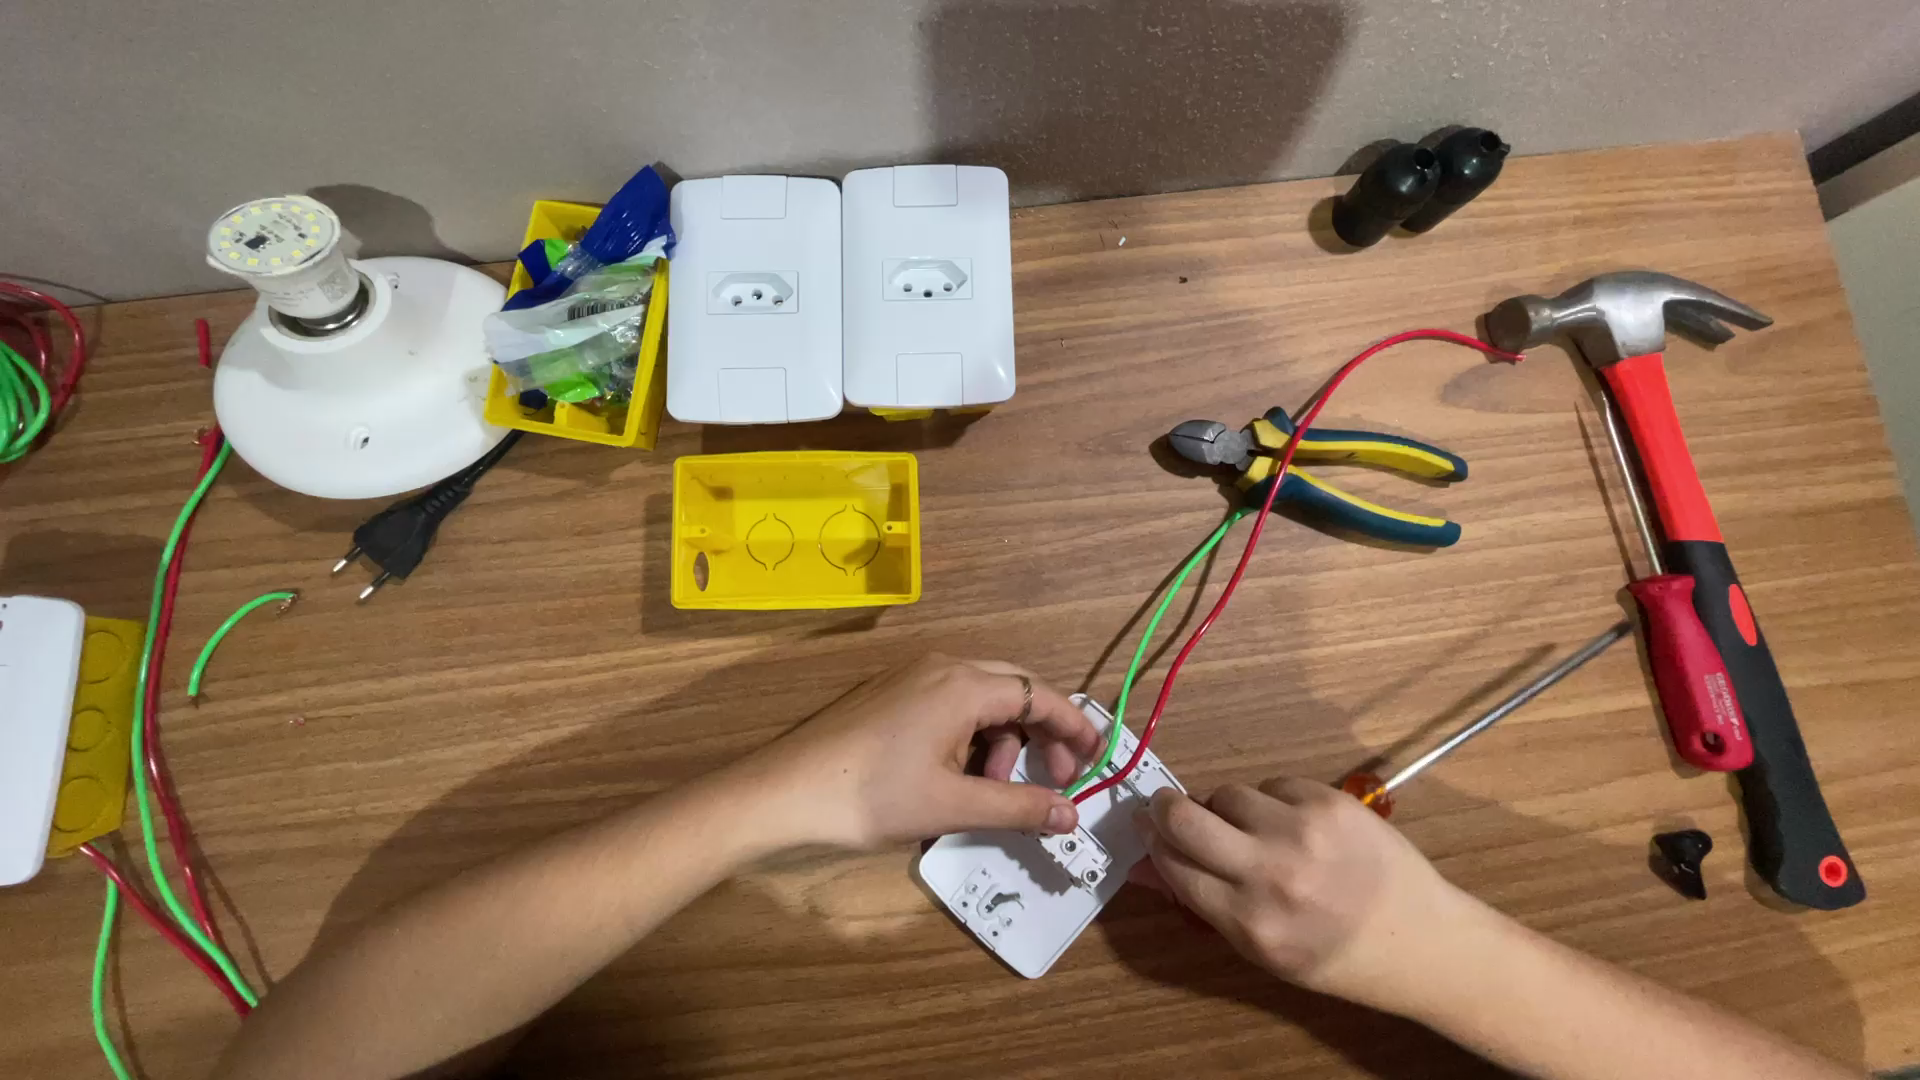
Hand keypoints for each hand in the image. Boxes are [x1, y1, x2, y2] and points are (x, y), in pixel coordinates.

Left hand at [732, 655, 1100, 850]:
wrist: (784, 790)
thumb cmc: (873, 796)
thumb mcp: (953, 805)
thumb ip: (1019, 805)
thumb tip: (1072, 813)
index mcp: (964, 684)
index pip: (1039, 694)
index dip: (1074, 725)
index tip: (1099, 758)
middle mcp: (943, 665)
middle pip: (1014, 688)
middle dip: (1040, 733)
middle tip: (1053, 781)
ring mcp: (914, 675)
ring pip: (982, 697)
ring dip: (1002, 738)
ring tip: (988, 786)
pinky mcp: (893, 690)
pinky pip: (951, 701)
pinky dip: (971, 733)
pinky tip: (955, 772)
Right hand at [1132, 776, 1469, 1015]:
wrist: (1427, 944)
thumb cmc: (1335, 956)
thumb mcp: (1261, 948)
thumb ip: (1197, 902)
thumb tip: (1140, 864)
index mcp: (1250, 923)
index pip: (1171, 863)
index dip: (1154, 842)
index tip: (1149, 830)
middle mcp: (1270, 874)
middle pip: (1181, 816)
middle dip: (1165, 808)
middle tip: (1169, 809)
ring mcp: (1301, 832)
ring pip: (1226, 793)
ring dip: (1228, 808)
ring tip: (1255, 829)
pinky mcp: (1327, 800)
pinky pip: (1270, 784)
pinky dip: (1272, 801)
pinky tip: (1296, 826)